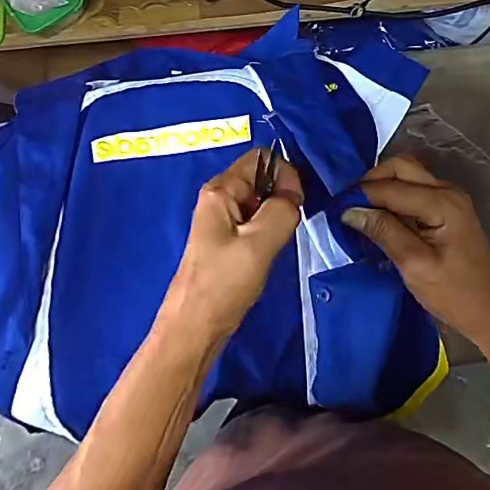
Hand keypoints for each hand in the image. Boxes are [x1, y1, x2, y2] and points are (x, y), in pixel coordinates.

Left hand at [160, 149, 302, 339]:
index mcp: (220, 190)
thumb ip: (283, 211)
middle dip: (285, 193)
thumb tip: (294, 197)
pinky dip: (273, 228)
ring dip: (280, 213)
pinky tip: (273, 248)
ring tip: (281, 238)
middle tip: (290, 223)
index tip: (295, 203)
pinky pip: (260, 219)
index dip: (285, 174)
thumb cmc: (223, 284)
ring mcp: (224, 219)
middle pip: (264, 177)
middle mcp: (220, 198)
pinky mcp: (231, 239)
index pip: (263, 158)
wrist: (194, 330)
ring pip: (264, 200)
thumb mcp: (259, 243)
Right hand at [343, 156, 489, 349]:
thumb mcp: (414, 265)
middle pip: (402, 168)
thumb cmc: (455, 293)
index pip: (392, 186)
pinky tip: (378, 216)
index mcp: (443, 202)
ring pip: (408, 176)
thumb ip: (384, 232)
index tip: (334, 208)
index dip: (361, 195)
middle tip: (347, 206)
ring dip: (382, 187)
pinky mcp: (447, 209)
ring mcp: (450, 198)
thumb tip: (350, 210)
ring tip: (358, 211)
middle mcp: (448, 191)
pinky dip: (394, 197)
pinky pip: (415, 191)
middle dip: (372, 181)